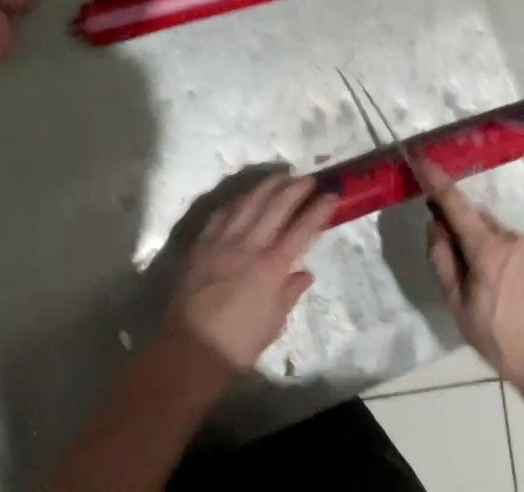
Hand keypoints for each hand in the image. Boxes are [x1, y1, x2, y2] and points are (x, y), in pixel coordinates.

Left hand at [165, 174, 335, 369]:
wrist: (192, 346)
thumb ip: (290, 292)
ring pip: (248, 202)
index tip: (331, 195)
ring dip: (267, 186)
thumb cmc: (238, 342)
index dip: (319, 209)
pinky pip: (223, 213)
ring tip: (281, 176)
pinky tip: (245, 196)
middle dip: (296, 188)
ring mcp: (223, 240)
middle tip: (309, 178)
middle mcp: (249, 245)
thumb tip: (305, 273)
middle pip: (276, 206)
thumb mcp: (274, 322)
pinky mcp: (202, 243)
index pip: (302, 229)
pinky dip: (238, 201)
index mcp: (272, 266)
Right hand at [419, 162, 523, 386]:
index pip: (456, 204)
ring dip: (478, 241)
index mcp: (488, 248)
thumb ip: (443, 260)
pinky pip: (510, 245)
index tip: (421, 160)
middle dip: (456, 223)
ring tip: (475, 281)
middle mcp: (512, 238)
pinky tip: (498, 285)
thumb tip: (435, 226)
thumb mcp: (458, 305)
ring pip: (493, 232)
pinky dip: (496, 252)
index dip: (436, 182)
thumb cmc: (501, 339)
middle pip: (475, 217)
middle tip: (444, 250)